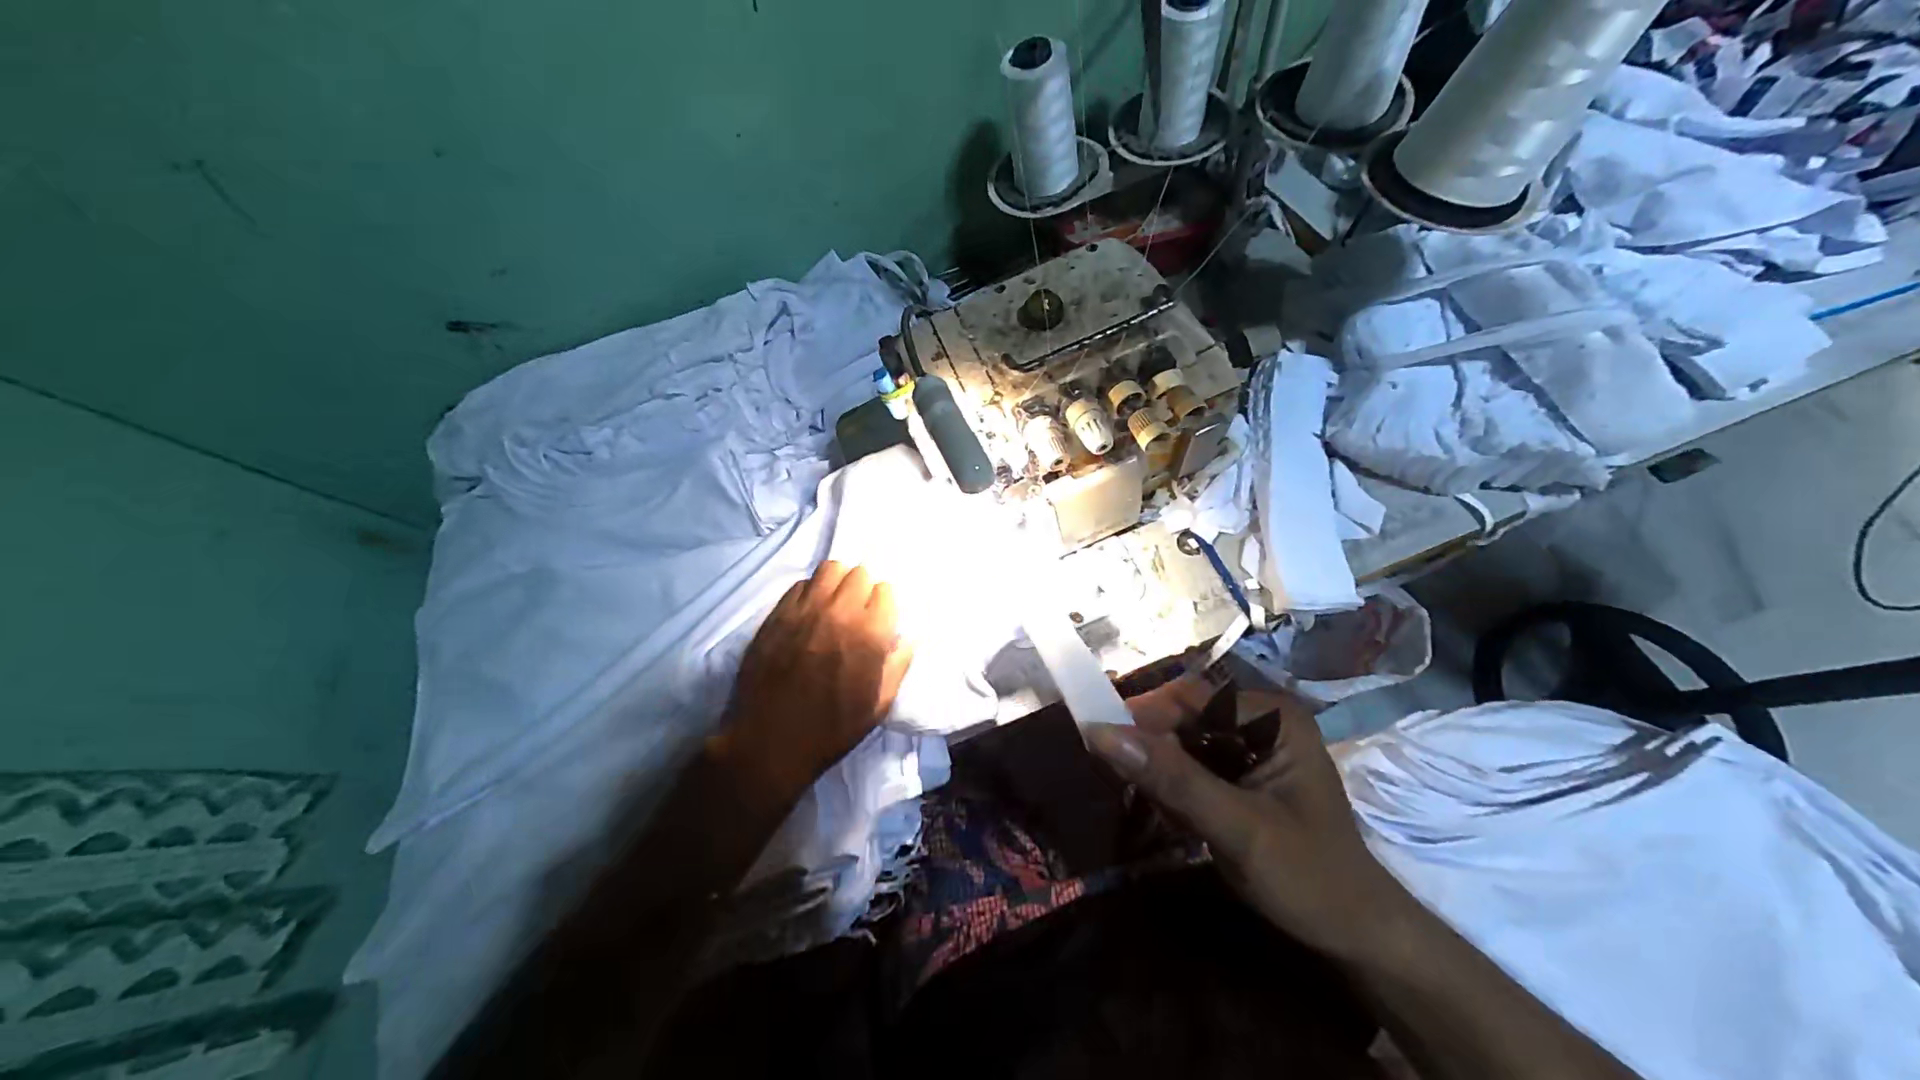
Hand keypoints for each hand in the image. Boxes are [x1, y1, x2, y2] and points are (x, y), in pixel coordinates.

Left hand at [710, 561, 914, 801]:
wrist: (771, 742)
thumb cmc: (832, 729)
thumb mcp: (878, 706)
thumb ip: (897, 666)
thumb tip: (906, 640)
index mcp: (869, 634)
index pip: (886, 591)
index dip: (885, 606)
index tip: (879, 622)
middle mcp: (839, 613)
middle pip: (859, 573)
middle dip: (863, 590)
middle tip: (858, 613)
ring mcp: (804, 610)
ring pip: (830, 569)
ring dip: (838, 583)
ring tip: (834, 605)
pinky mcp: (777, 614)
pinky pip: (800, 584)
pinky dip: (810, 593)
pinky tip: (808, 615)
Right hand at [1094, 679, 1408, 957]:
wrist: (1355, 936)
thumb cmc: (1309, 877)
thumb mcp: (1237, 827)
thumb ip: (1173, 779)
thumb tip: (1100, 732)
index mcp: (1270, 716)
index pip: (1188, 697)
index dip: (1142, 715)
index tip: (1099, 746)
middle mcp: (1257, 721)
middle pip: (1180, 718)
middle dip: (1150, 752)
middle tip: (1126, 789)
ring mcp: (1247, 750)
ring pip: (1177, 743)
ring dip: (1158, 775)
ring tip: (1165, 815)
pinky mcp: (1236, 777)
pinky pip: (1186, 767)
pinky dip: (1170, 791)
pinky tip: (1179, 822)